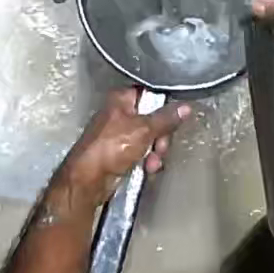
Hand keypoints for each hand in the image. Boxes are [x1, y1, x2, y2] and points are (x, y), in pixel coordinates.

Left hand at [54, 87, 190, 206]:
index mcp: (121, 99)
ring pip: (148, 138)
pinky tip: (147, 169)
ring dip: (155, 152)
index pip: (149, 94)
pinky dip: (146, 160)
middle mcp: (118, 113)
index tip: (172, 119)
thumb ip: (166, 119)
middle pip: (151, 119)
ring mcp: (118, 134)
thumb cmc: (112, 147)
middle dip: (160, 136)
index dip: (162, 107)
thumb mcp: (144, 130)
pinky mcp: (118, 153)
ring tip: (152, 162)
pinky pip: (140, 153)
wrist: (89, 178)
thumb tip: (185, 107)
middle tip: (160, 147)